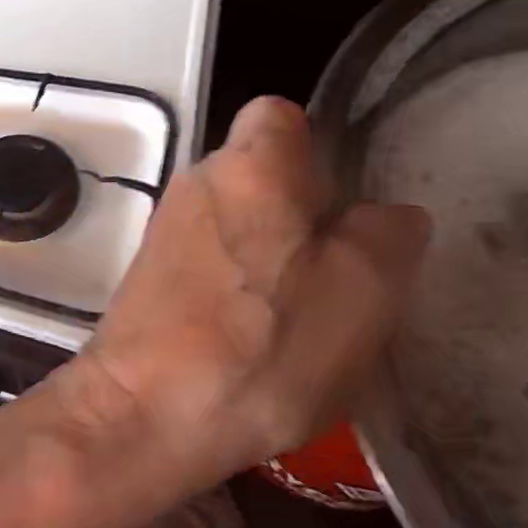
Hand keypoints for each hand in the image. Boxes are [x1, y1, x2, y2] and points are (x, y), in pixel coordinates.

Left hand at [61, 97, 429, 484]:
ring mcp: (166, 228)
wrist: (142, 413)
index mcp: (247, 166)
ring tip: (302, 316)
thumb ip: (386, 235)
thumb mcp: (362, 293)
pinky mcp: (150, 272)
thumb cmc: (260, 349)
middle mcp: (196, 181)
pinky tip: (256, 336)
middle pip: (263, 173)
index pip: (283, 115)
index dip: (320, 148)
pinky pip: (212, 257)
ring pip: (240, 220)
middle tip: (339, 271)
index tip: (346, 201)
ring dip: (275, 255)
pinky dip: (239, 283)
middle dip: (305, 211)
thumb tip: (381, 214)